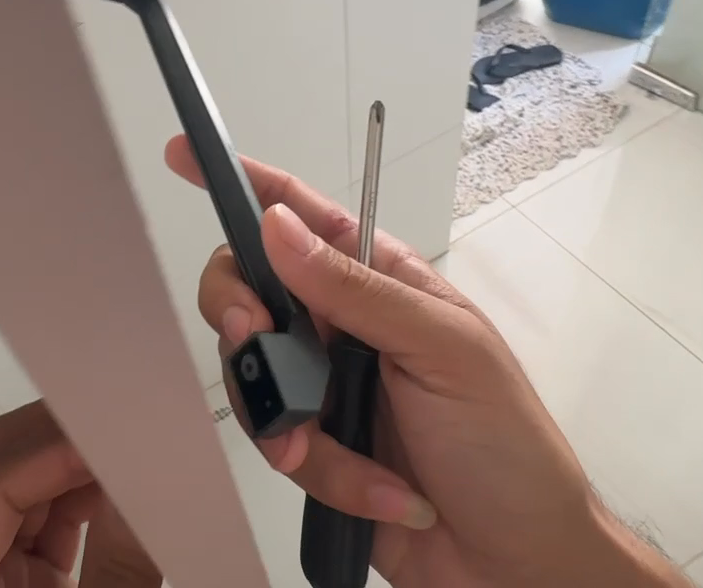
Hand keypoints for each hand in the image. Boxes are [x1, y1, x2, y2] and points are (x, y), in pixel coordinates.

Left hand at [0, 401, 160, 587]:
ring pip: (23, 479)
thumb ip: (117, 568)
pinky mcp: (16, 571)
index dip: (48, 455)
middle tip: (118, 417)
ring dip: (78, 458)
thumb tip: (147, 487)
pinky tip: (122, 483)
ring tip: (128, 443)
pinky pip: (46, 512)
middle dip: (62, 438)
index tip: (105, 437)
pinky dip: (86, 492)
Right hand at [170, 138, 684, 587]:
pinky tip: (376, 491)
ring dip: (286, 414)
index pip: (297, 213)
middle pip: (244, 286)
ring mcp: (316, 380)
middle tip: (252, 337)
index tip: (185, 156)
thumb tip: (276, 225)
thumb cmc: (505, 445)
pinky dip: (319, 467)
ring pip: (249, 367)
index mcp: (372, 278)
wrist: (516, 569)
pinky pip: (273, 435)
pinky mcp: (306, 439)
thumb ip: (355, 289)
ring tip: (335, 451)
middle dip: (240, 314)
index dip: (241, 181)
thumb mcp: (442, 350)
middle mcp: (333, 321)